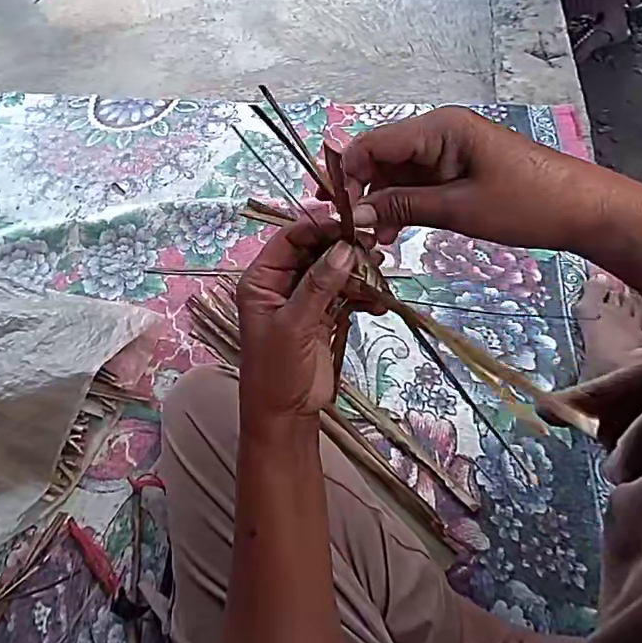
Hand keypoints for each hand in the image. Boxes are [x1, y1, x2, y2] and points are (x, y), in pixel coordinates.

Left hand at [235, 216, 362, 421]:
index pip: (289, 239)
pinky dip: (362, 295)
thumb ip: (318, 286)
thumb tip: (343, 249)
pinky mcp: (323, 315)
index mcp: (262, 279)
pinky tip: (378, 302)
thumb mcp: (293, 325)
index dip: (318, 228)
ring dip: (357, 271)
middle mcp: (281, 283)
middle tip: (373, 247)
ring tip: (379, 273)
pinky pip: (344, 294)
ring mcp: (304, 298)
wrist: (286, 416)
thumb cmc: (275, 370)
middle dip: (343, 249)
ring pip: (333, 271)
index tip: (349, 226)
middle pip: (315, 251)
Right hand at [334, 107, 614, 249]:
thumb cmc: (528, 203)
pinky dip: (401, 206)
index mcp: (437, 128)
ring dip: (380, 203)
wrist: (587, 211)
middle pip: (379, 157)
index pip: (371, 143)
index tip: (337, 213)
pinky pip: (414, 183)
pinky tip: (393, 233)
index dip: (347, 175)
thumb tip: (355, 215)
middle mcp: (436, 132)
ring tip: (372, 240)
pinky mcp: (454, 169)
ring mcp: (445, 150)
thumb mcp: (459, 208)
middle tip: (350, 231)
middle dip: (360, 192)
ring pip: (394, 173)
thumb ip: (402, 207)